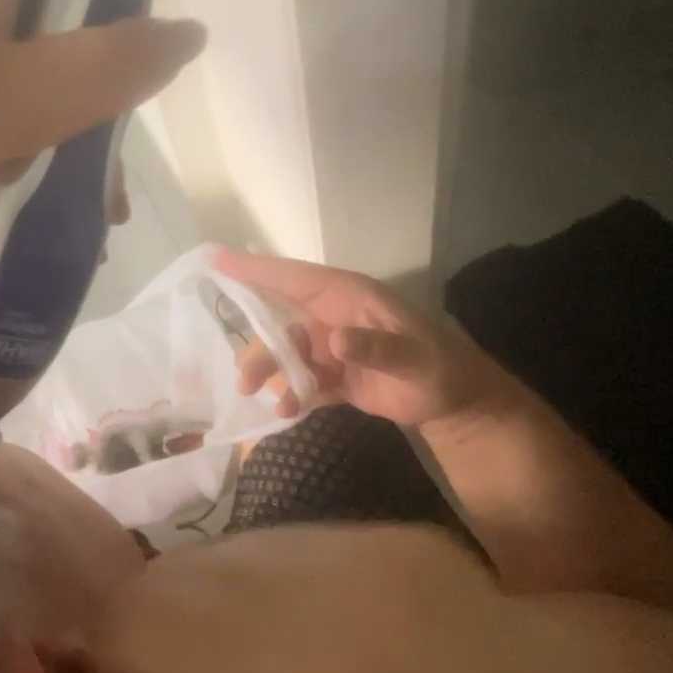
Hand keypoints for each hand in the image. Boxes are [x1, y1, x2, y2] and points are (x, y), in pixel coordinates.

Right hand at [216, 250, 503, 427]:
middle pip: (279, 323)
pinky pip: (299, 382)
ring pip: (284, 356)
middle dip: (259, 348)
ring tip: (265, 398)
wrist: (458, 403)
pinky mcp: (330, 376)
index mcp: (345, 298)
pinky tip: (287, 412)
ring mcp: (327, 348)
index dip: (252, 269)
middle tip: (243, 377)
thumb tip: (333, 340)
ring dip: (271, 375)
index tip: (214, 261)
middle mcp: (329, 318)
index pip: (291, 278)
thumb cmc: (441, 368)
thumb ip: (378, 347)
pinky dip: (290, 396)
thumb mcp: (415, 357)